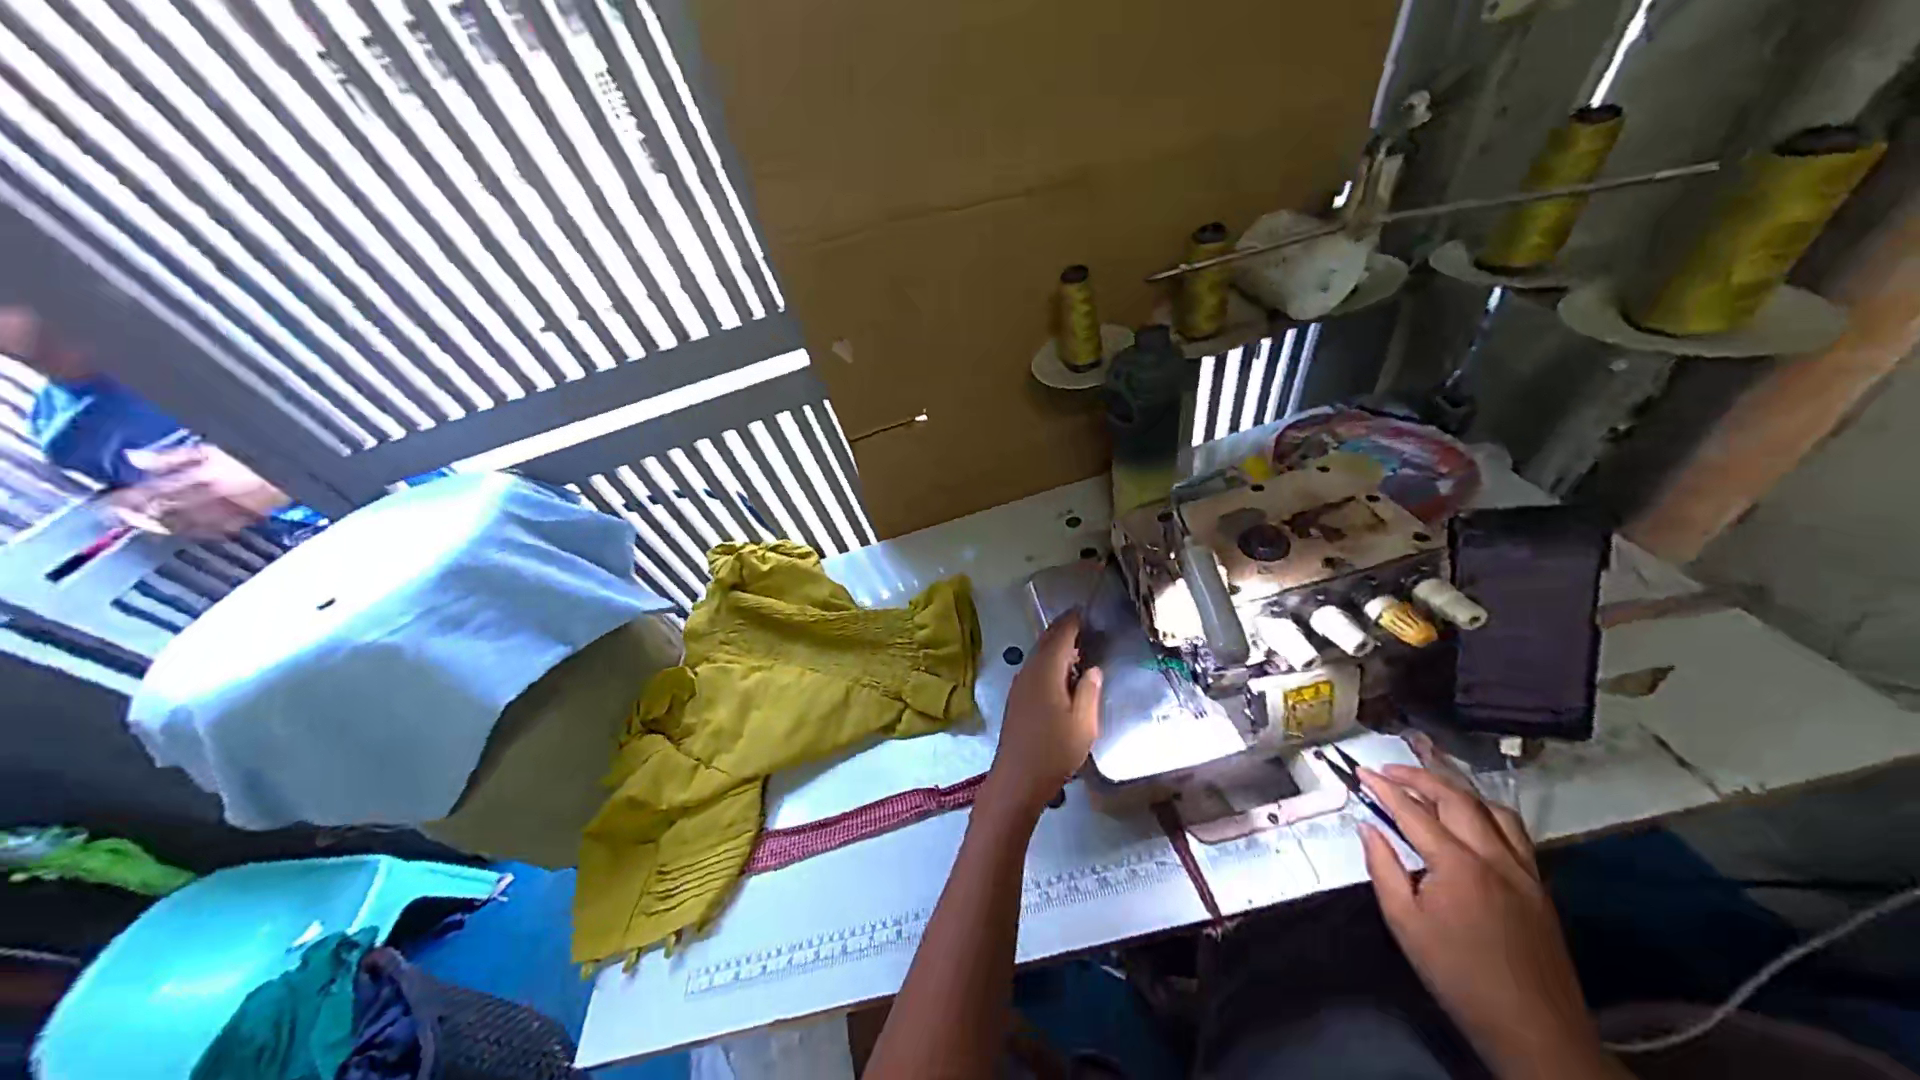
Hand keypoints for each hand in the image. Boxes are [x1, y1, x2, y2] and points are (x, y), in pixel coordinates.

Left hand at [109, 445, 288, 538]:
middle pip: (172, 511)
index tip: (108, 504)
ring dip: (169, 527)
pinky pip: (221, 530)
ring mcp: (236, 510)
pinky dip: (201, 532)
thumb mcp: (211, 449)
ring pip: (194, 525)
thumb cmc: (255, 455)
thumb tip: (133, 458)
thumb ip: (172, 456)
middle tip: (123, 519)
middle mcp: (218, 496)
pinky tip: (191, 532)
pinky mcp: (252, 518)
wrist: (297, 468)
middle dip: (144, 516)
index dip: (130, 499)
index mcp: (205, 476)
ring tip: (151, 527)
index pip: (157, 491)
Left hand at [983, 611, 1101, 817]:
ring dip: (1056, 648)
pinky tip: (1062, 675)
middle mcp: (1028, 672)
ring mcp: (1019, 686)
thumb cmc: (1054, 750)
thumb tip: (1092, 668)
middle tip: (1085, 624)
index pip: (1060, 635)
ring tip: (1078, 647)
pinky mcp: (1017, 700)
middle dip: (1064, 631)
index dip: (1073, 621)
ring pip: (1039, 656)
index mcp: (1046, 671)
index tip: (1086, 611)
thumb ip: (1090, 691)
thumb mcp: (1083, 723)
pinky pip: (1035, 670)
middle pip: (1046, 642)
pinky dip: (1050, 663)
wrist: (1017, 779)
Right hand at [1358, 739, 1624, 1079]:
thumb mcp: (1404, 923)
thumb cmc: (1457, 976)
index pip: (1413, 812)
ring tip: (1430, 787)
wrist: (1534, 1030)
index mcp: (1458, 865)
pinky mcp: (1540, 886)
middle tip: (1390, 771)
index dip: (1384, 788)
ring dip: (1458, 790)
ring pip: (1493, 810)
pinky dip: (1486, 814)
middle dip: (1420, 778)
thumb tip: (1368, 828)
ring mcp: (1524, 870)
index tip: (1362, 772)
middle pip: (1457, 798)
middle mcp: (1495, 857)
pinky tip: (1471, 822)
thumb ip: (1383, 868)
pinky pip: (1514, 833)